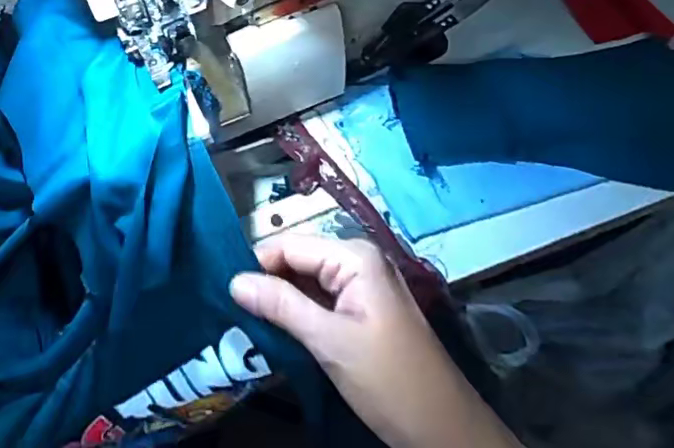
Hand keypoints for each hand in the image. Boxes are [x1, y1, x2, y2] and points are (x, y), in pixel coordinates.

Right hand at [230, 236, 519, 447]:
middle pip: (297, 260)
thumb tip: (233, 281)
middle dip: (268, 282)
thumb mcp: (330, 342)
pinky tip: (277, 329)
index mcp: (354, 256)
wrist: (448, 434)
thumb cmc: (390, 381)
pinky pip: (320, 299)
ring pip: (306, 281)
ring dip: (281, 299)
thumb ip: (281, 306)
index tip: (225, 290)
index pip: (290, 245)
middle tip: (233, 308)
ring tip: (248, 319)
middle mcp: (357, 259)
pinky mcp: (362, 309)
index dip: (256, 265)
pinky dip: (299, 312)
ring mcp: (362, 284)